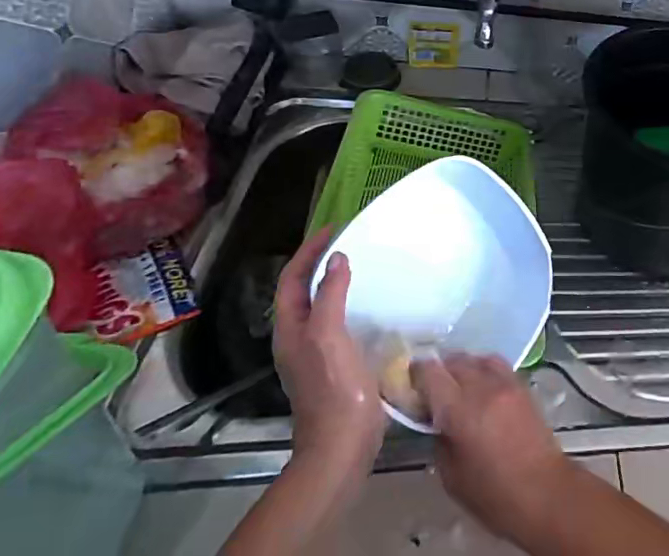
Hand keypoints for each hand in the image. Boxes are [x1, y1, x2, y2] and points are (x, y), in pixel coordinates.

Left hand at [273, 227, 387, 473]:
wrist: (343, 441)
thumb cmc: (333, 387)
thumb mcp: (328, 336)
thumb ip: (331, 296)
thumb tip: (337, 258)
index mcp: (291, 330)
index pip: (293, 280)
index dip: (309, 252)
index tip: (334, 228)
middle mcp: (300, 338)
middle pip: (305, 291)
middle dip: (323, 263)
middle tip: (352, 241)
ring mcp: (319, 351)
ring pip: (325, 305)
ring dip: (340, 282)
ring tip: (366, 264)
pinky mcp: (340, 362)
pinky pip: (344, 320)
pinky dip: (356, 302)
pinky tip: (377, 302)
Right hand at [414, 351, 572, 533]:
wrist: (542, 488)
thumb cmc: (491, 492)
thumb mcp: (451, 474)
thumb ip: (439, 439)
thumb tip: (436, 420)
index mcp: (461, 410)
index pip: (433, 374)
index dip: (416, 372)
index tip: (407, 377)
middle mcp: (485, 388)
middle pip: (456, 362)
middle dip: (438, 368)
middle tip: (427, 385)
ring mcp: (507, 383)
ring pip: (479, 358)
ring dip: (462, 365)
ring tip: (453, 381)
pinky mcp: (523, 386)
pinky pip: (498, 365)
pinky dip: (483, 367)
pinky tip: (478, 383)